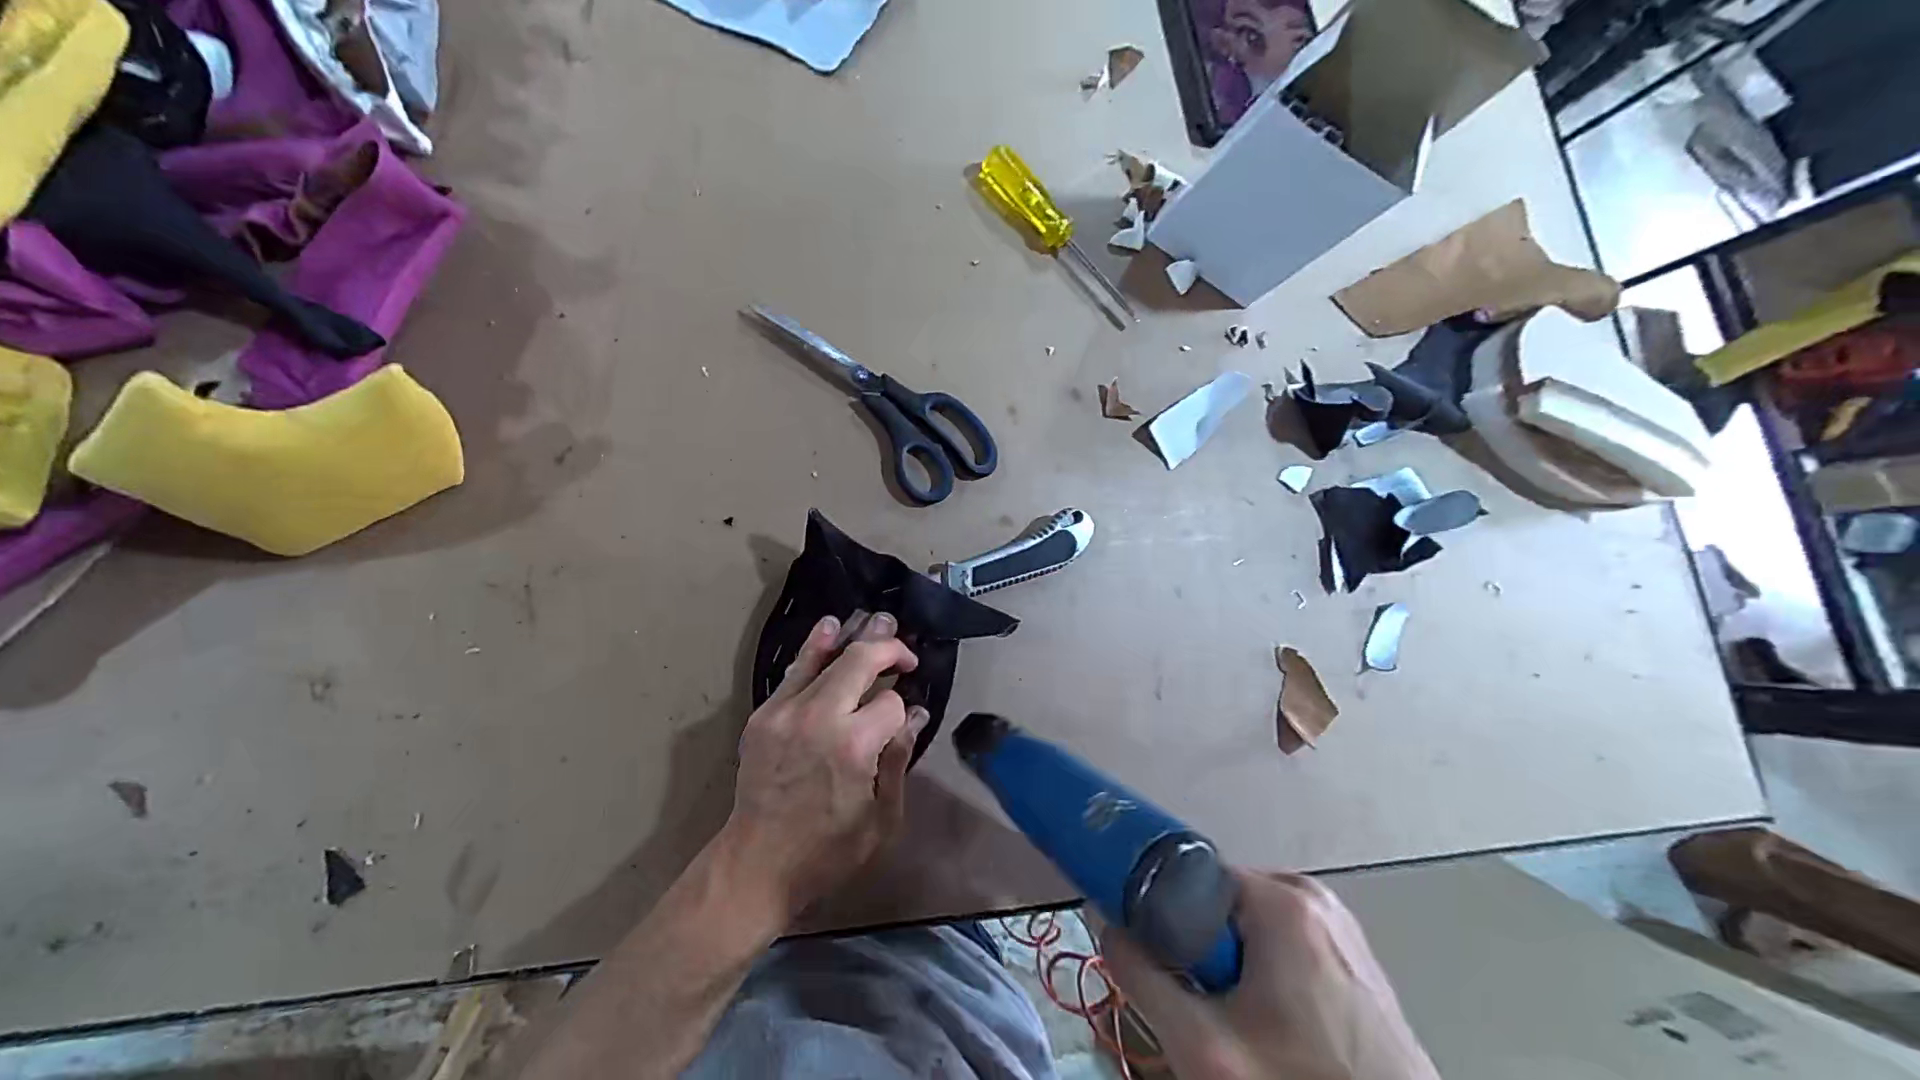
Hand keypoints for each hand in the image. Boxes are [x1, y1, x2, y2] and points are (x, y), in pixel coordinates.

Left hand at [720, 611, 925, 919]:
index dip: (903, 708)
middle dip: (889, 650)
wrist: (755, 864)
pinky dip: (815, 647)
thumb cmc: (827, 851)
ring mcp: (786, 712)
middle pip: (861, 661)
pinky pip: (794, 671)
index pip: (891, 702)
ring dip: (855, 636)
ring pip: (826, 657)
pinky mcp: (764, 715)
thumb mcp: (881, 820)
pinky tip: (831, 628)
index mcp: (853, 746)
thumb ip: (898, 760)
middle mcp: (819, 717)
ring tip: (879, 620)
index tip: (904, 720)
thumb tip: (914, 715)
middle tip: (905, 654)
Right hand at [1102, 871, 1439, 1079]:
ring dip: (1229, 971)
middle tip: (1204, 1012)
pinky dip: (1264, 980)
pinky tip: (1274, 1034)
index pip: (1188, 880)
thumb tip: (1103, 920)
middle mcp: (1314, 898)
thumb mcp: (1202, 1047)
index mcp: (1281, 899)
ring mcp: (1341, 929)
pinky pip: (1282, 949)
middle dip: (1199, 953)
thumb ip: (1140, 977)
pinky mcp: (1354, 960)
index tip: (1159, 968)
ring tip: (1239, 1028)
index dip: (1162, 923)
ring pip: (1247, 930)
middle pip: (1217, 906)